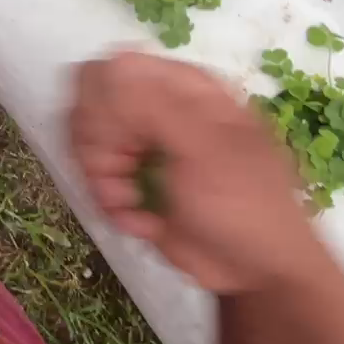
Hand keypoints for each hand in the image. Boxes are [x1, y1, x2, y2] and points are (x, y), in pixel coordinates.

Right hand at [68, 52, 327, 293]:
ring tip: (128, 204)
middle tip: (118, 176)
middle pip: (91, 102)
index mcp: (184, 87)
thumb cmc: (246, 209)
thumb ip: (158, 105)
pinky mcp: (128, 171)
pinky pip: (90, 166)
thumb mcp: (209, 151)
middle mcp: (158, 105)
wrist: (259, 276)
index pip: (115, 68)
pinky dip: (104, 195)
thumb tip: (107, 67)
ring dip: (99, 174)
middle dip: (96, 144)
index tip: (118, 142)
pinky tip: (135, 217)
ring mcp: (141, 138)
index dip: (103, 102)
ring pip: (84, 134)